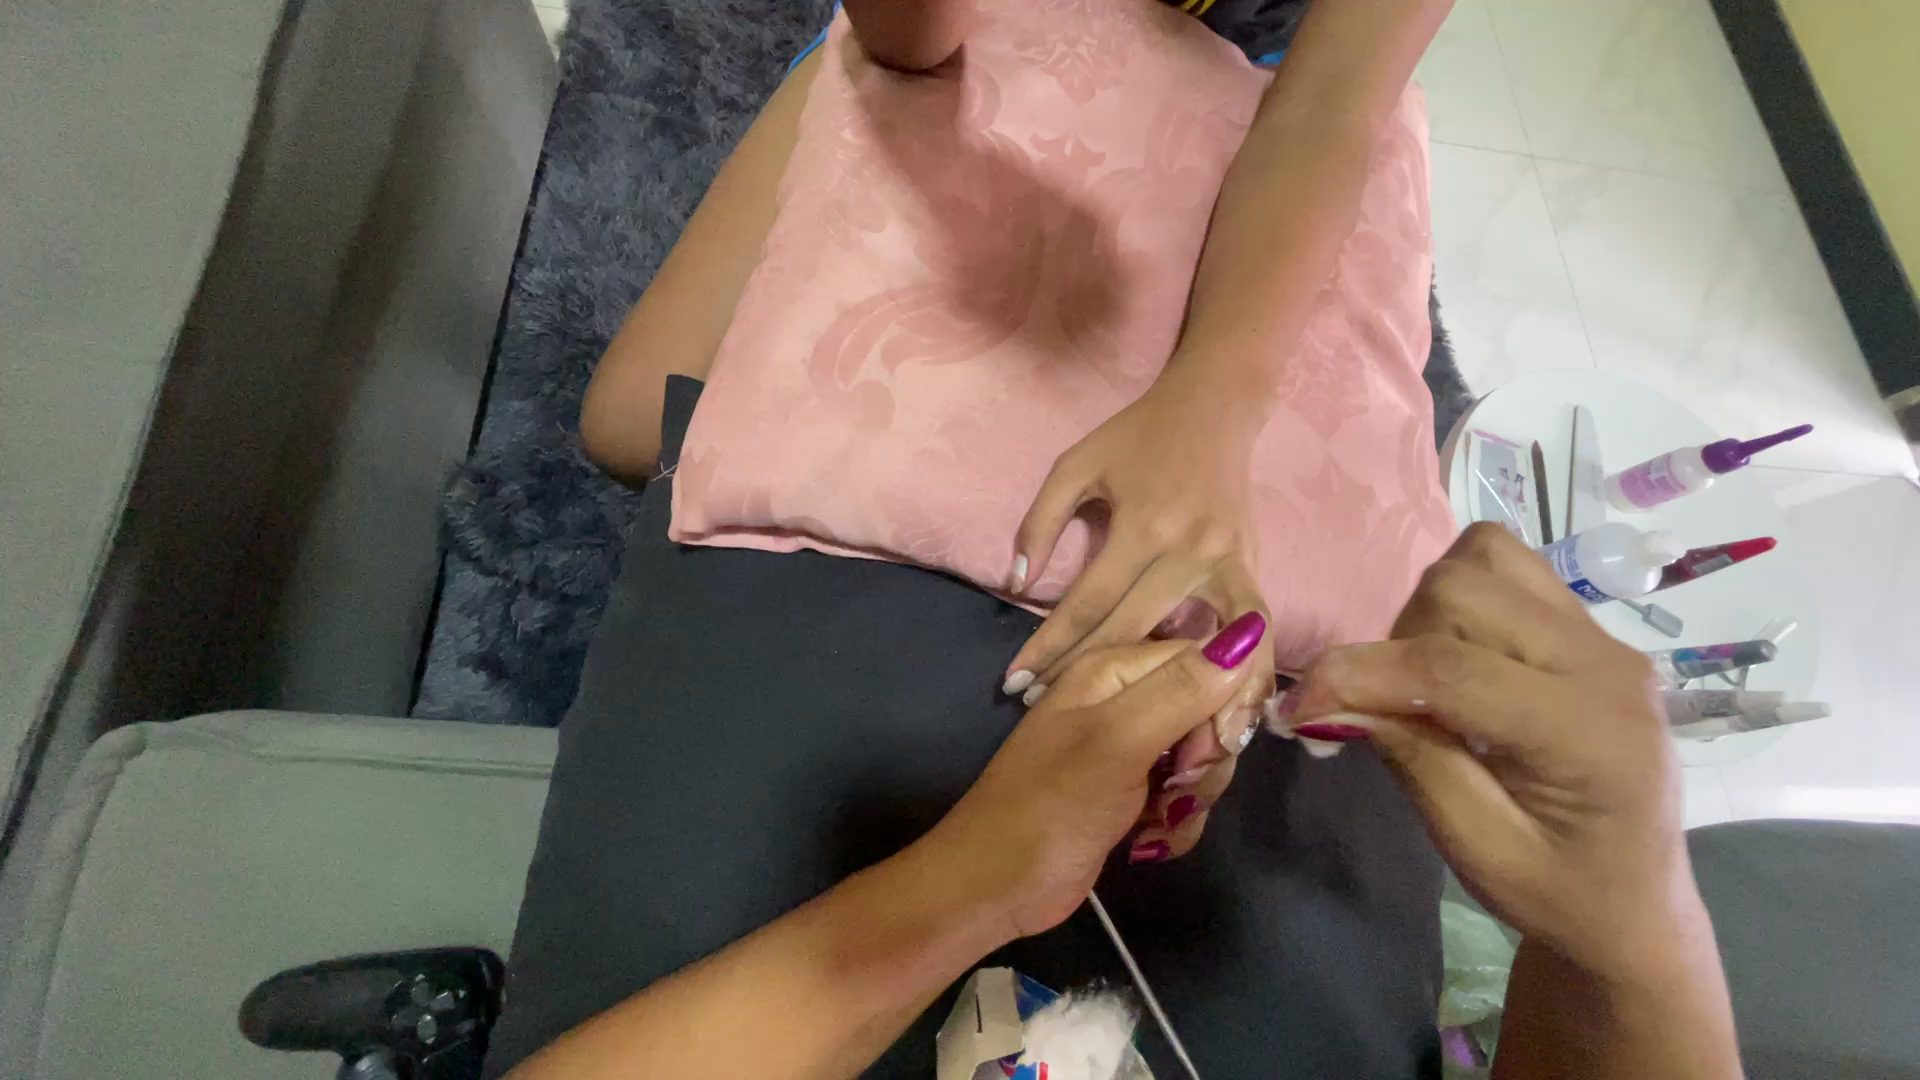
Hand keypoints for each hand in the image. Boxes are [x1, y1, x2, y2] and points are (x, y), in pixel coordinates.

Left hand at [931, 613, 1263, 940]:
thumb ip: (1180, 690)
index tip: (1211, 747)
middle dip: (1208, 758)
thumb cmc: (1050, 807)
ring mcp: (1128, 745)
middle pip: (1210, 710)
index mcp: (1113, 668)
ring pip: (1202, 757)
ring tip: (1159, 820)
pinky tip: (1151, 842)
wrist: (998, 885)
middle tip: (1178, 786)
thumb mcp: (1117, 743)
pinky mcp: (1132, 789)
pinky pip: (1183, 794)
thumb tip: (1251, 629)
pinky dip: (1177, 822)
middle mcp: (1124, 697)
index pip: (1206, 658)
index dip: (1223, 703)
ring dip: (1193, 797)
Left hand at [1004, 371, 1273, 782]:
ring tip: (1138, 740)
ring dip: (1170, 696)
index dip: (1048, 648)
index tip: (1016, 683)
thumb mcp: (1075, 465)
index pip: (1087, 606)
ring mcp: (1231, 564)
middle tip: (1043, 713)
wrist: (1213, 408)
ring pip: (1201, 648)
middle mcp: (1190, 553)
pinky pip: (1250, 634)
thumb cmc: (1134, 437)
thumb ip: (1041, 522)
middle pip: (1132, 634)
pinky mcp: (1254, 568)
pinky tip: (1222, 718)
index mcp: (1143, 526)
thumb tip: (1016, 581)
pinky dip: (1238, 677)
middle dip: (1084, 676)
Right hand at [1281, 524, 1700, 984]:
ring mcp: (1602, 638)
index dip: (1355, 676)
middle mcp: (1605, 665)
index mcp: (1589, 733)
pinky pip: (1505, 566)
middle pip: (1461, 590)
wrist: (1636, 904)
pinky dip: (1456, 592)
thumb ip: (1407, 757)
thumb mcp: (1474, 846)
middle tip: (1383, 702)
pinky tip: (1453, 649)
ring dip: (1425, 607)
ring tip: (1422, 671)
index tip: (1296, 707)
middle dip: (1395, 640)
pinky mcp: (1587, 629)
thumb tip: (1322, 698)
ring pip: (1482, 557)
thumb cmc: (1558, 892)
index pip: (1449, 669)